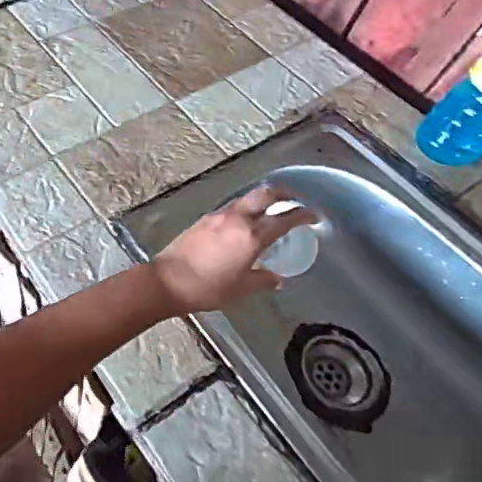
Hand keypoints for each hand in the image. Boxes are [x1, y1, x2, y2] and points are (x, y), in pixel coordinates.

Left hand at [150, 186, 316, 313]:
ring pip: (245, 199)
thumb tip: (276, 278)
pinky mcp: (202, 221)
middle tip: (294, 200)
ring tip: (269, 210)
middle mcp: (235, 219)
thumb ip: (262, 280)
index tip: (314, 215)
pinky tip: (242, 223)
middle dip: (283, 194)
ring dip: (261, 200)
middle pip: (264, 195)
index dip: (303, 215)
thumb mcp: (241, 288)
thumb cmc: (207, 287)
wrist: (167, 281)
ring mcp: (216, 217)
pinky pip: (229, 209)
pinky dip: (242, 209)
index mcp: (251, 236)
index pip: (284, 219)